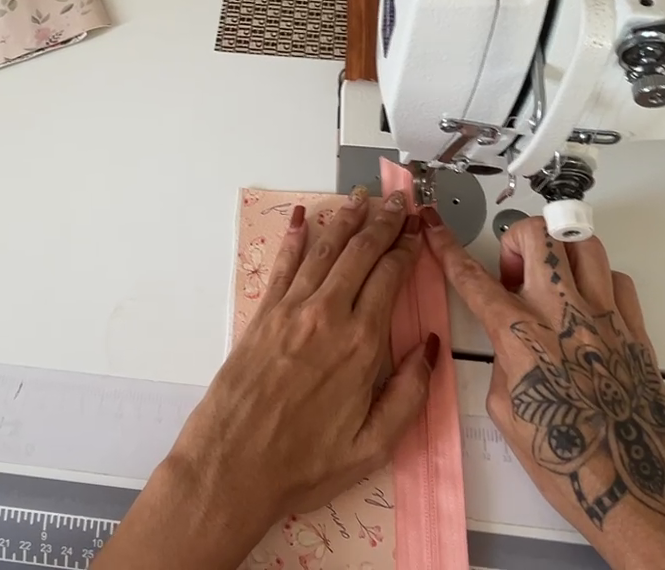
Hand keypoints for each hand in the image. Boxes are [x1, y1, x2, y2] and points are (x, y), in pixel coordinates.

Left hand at [94, 189, 436, 569]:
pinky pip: (284, 264)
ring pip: (325, 250)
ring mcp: (292, 308)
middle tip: (396, 201)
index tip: (415, 232)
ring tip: (361, 199)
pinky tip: (303, 217)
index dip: (405, 249)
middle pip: (360, 253)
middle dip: (381, 223)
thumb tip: (431, 347)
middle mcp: (328, 314)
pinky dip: (295, 237)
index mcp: (362, 344)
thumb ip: (410, 394)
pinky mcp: (263, 312)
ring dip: (345, 221)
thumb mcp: (374, 445)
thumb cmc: (306, 463)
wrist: (233, 464)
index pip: (390, 278)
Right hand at [422, 210, 664, 569]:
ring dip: (557, 251)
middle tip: (513, 271)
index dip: (447, 246)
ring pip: (581, 242)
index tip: (435, 225)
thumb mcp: (505, 411)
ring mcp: (604, 315)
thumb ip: (502, 359)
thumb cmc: (569, 462)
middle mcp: (561, 312)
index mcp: (519, 335)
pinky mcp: (636, 328)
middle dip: (515, 237)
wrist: (641, 491)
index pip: (471, 276)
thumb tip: (510, 341)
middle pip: (536, 234)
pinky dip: (595, 280)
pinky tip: (587, 307)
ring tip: (551, 280)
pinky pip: (615, 277)